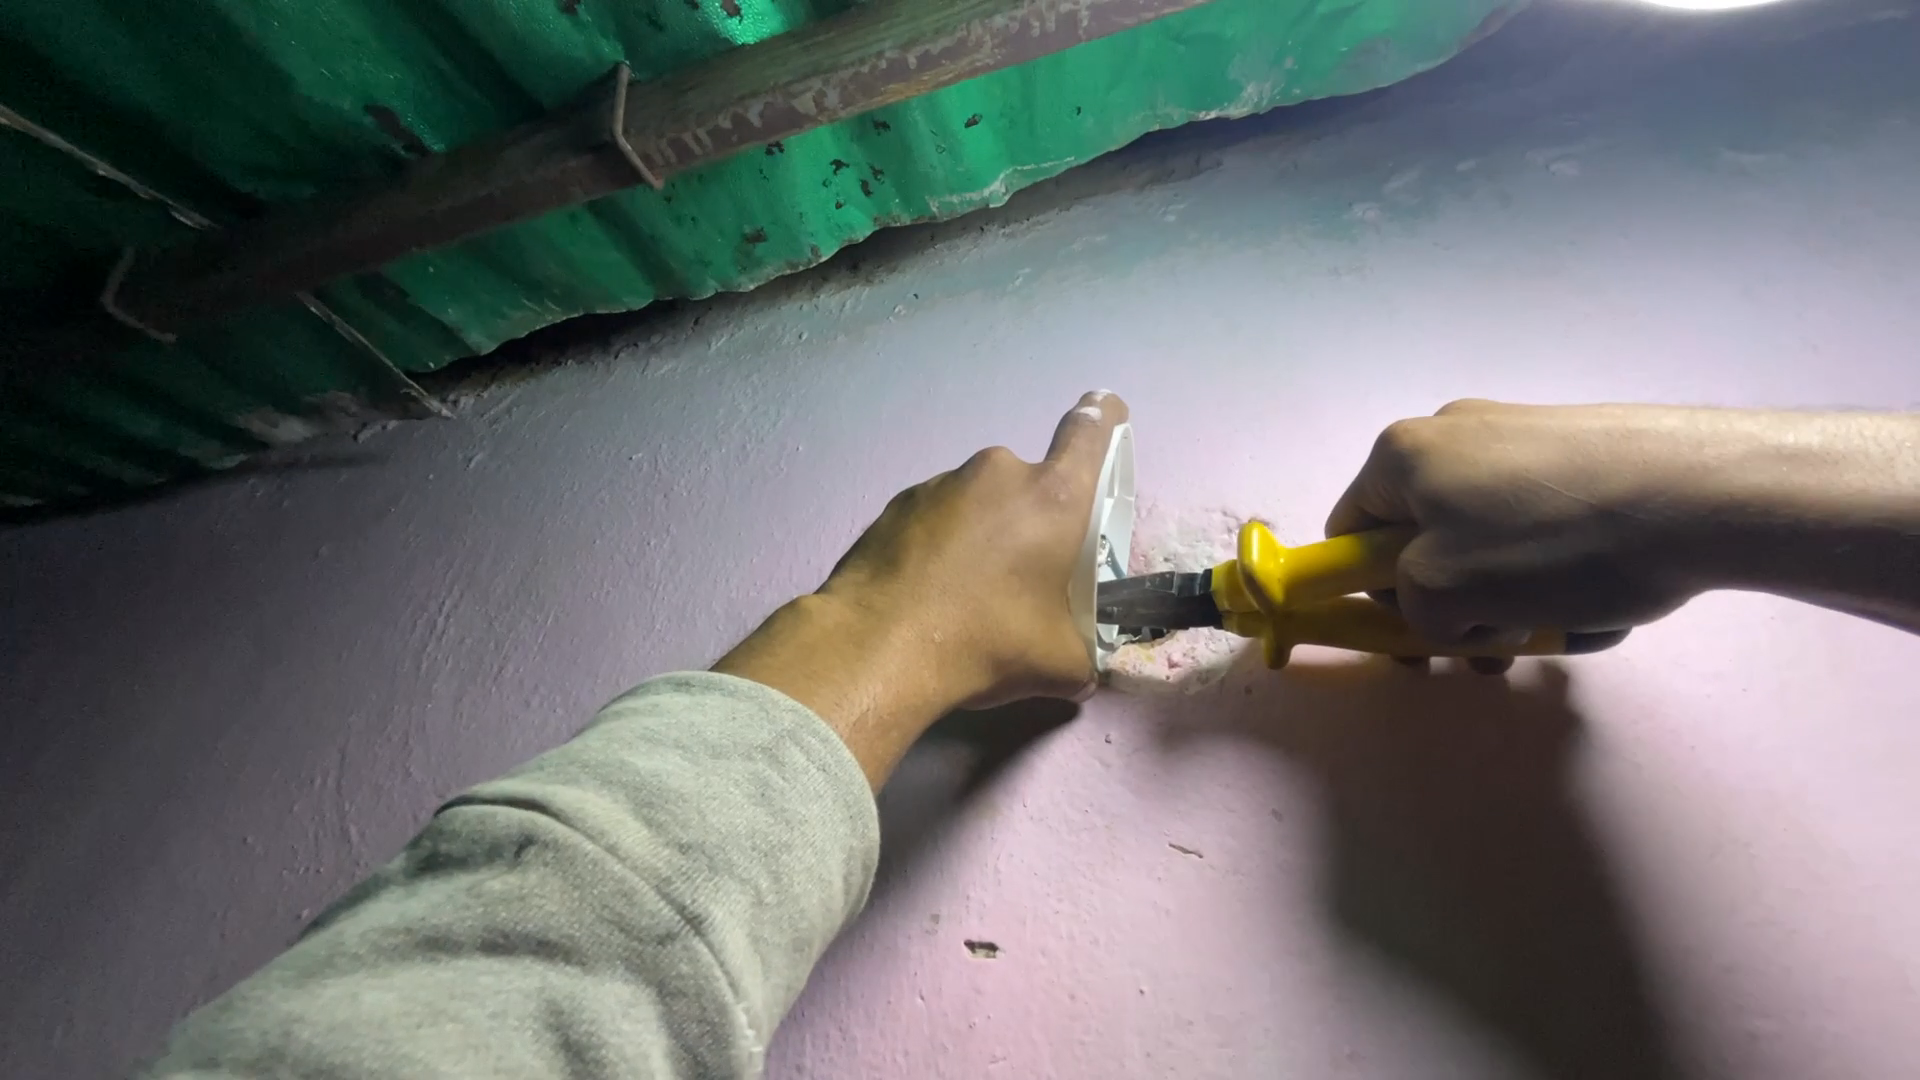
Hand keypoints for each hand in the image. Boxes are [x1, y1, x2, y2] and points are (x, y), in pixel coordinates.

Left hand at [716, 391, 1128, 787]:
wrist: (877, 648)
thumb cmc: (985, 642)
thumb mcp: (1061, 662)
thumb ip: (1088, 649)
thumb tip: (1086, 663)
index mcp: (1052, 497)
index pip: (1091, 429)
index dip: (1105, 417)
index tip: (1104, 415)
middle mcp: (998, 473)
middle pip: (1031, 482)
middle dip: (1032, 519)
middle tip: (1021, 572)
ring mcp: (941, 482)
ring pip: (981, 500)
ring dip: (985, 531)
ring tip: (965, 588)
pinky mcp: (898, 502)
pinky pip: (938, 514)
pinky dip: (942, 540)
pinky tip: (929, 586)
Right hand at [1326, 400, 1737, 644]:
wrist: (1717, 493)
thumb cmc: (1551, 542)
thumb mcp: (1445, 595)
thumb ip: (1408, 609)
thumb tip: (1440, 607)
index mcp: (1400, 455)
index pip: (1350, 532)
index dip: (1367, 590)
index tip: (1413, 630)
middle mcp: (1452, 433)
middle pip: (1421, 537)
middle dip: (1447, 602)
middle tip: (1485, 650)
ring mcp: (1522, 435)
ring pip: (1485, 537)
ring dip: (1504, 595)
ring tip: (1555, 632)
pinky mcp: (1582, 449)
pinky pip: (1540, 523)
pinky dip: (1553, 569)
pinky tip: (1598, 602)